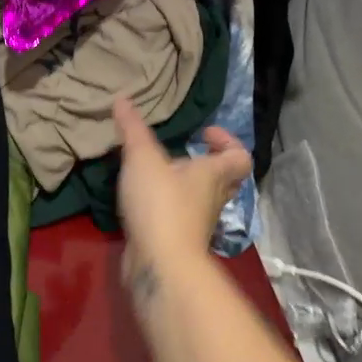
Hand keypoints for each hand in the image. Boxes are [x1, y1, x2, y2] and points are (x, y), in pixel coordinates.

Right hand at [113, 97, 251, 270]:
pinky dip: (167, 206)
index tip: (202, 133)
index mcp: (214, 174)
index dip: (227, 141)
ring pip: (202, 199)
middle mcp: (213, 198)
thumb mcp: (142, 159)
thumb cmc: (161, 204)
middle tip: (183, 153)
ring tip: (156, 174)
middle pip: (225, 179)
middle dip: (207, 163)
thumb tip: (122, 98)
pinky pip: (180, 216)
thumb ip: (132, 129)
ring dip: (184, 186)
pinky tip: (143, 201)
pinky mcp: (179, 240)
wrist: (160, 263)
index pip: (239, 156)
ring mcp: (198, 222)